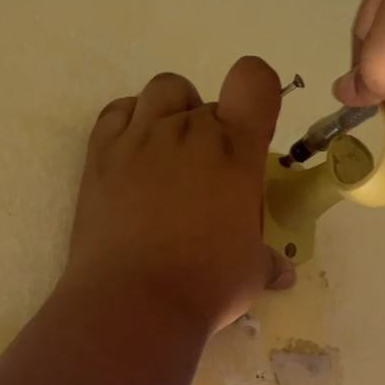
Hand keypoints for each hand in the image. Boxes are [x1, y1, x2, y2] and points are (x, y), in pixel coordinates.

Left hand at [63, 57, 296, 332]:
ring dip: (170, 113)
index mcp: (235, 150)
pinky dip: (128, 122)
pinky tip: (132, 157)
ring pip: (161, 91)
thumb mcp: (249, 275)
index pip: (253, 81)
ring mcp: (139, 138)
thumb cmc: (204, 287)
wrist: (133, 303)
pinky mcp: (100, 155)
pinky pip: (116, 111)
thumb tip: (284, 273)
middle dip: (210, 133)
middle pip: (205, 102)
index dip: (254, 96)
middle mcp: (188, 130)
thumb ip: (267, 262)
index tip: (249, 133)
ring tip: (167, 158)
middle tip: (204, 180)